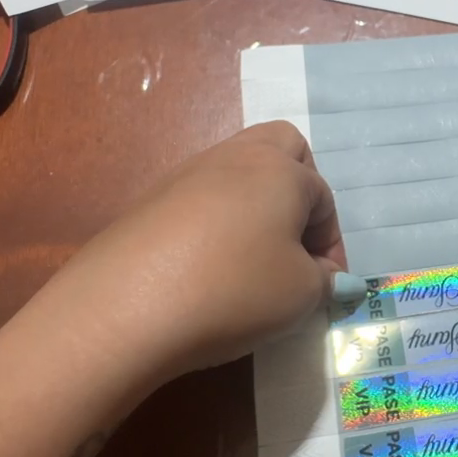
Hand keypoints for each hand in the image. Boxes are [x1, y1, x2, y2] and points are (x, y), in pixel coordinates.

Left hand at [26, 121, 344, 379]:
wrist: (125, 308)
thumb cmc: (234, 289)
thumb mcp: (301, 295)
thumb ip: (325, 282)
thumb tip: (326, 278)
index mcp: (280, 170)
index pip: (323, 196)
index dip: (332, 243)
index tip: (328, 285)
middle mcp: (234, 158)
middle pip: (280, 148)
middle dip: (299, 188)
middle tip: (296, 240)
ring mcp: (185, 176)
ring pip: (236, 173)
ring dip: (254, 207)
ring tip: (252, 260)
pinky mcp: (148, 202)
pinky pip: (198, 201)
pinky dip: (214, 226)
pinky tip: (206, 269)